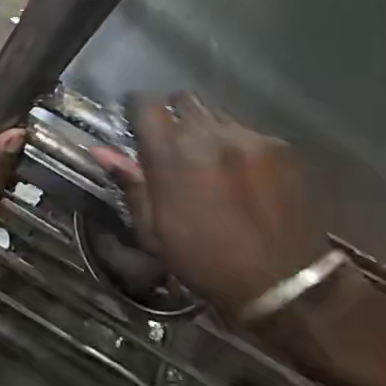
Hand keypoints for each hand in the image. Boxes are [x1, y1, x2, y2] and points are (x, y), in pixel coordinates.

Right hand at [90, 94, 328, 318]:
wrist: (283, 285)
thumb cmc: (204, 260)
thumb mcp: (152, 229)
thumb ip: (130, 182)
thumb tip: (101, 151)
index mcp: (171, 156)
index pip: (145, 104)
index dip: (136, 108)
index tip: (135, 121)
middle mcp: (209, 136)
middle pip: (183, 99)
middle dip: (173, 114)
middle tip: (173, 141)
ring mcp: (249, 139)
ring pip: (216, 113)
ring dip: (205, 127)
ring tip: (209, 158)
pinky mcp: (281, 149)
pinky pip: (248, 131)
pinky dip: (237, 143)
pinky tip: (242, 173)